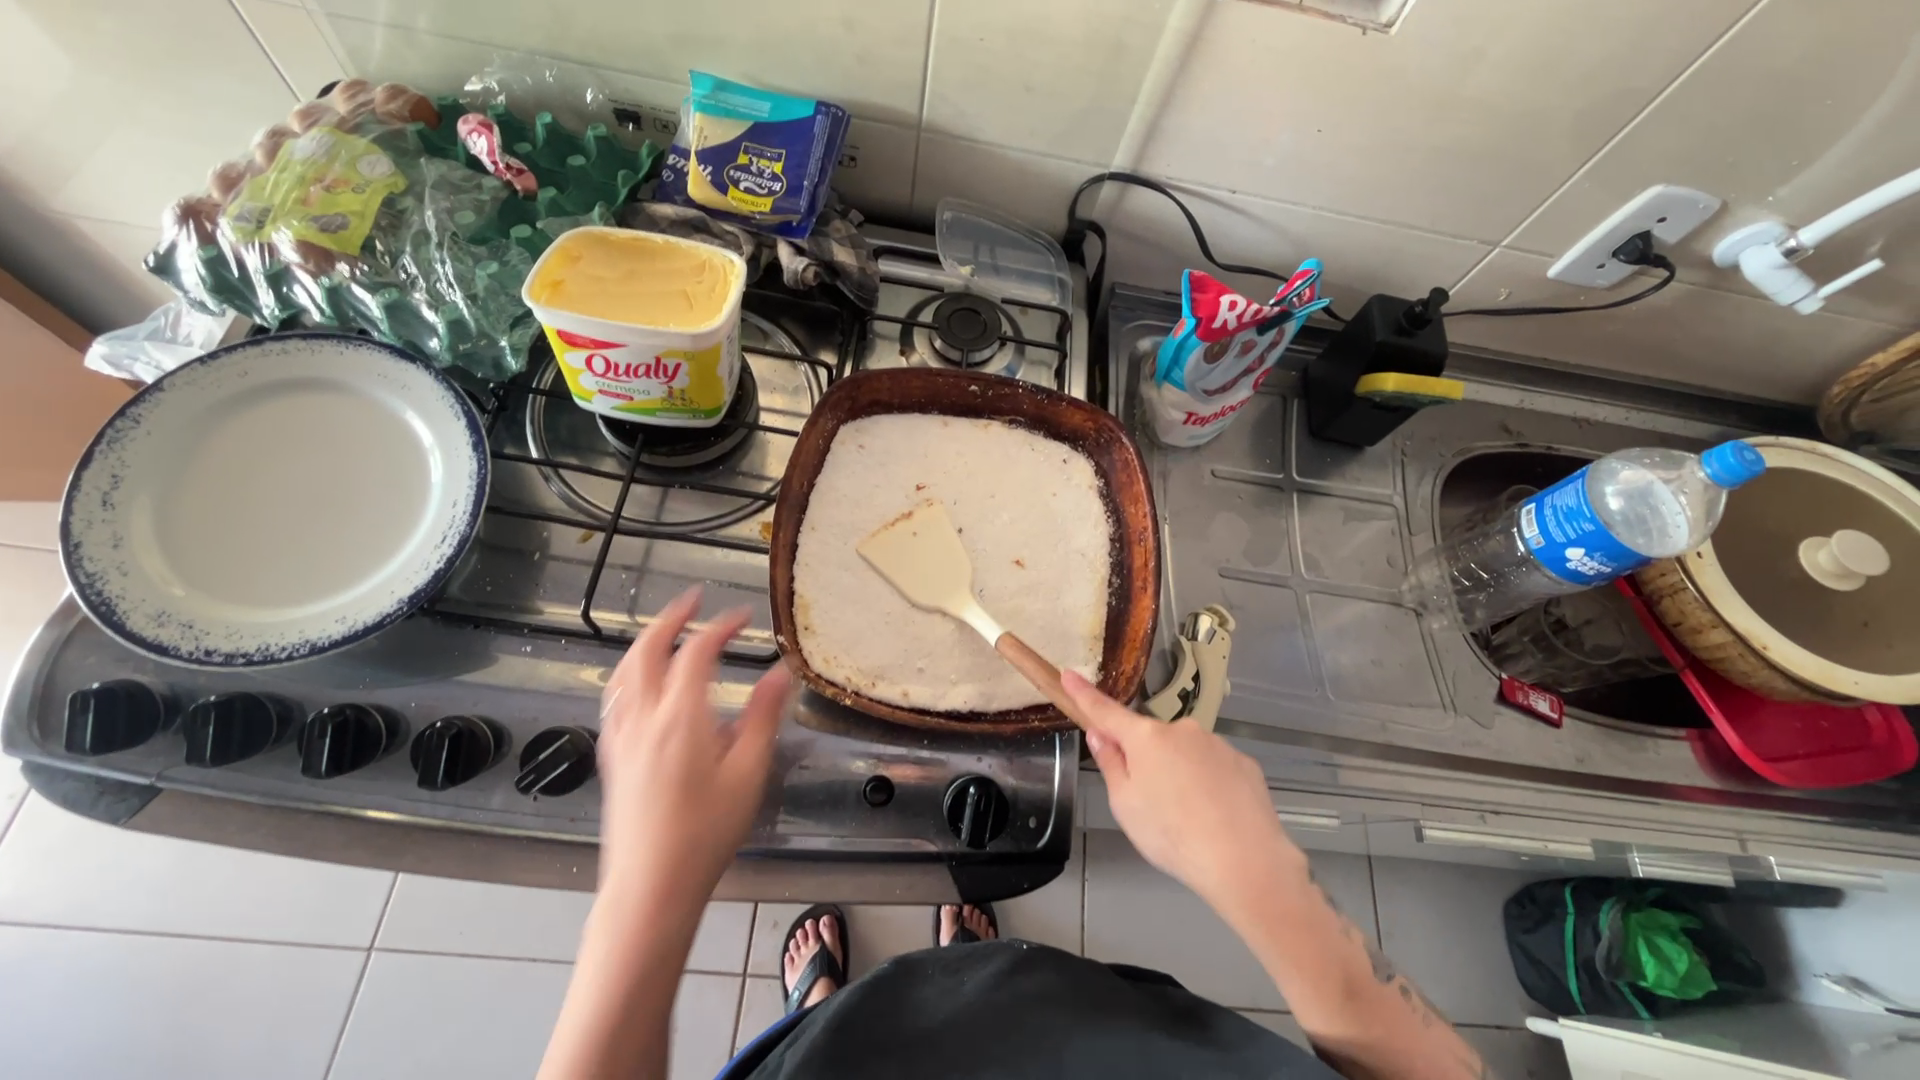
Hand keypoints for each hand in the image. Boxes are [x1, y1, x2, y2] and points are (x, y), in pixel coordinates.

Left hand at [596, 587, 792, 902]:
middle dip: (670, 618)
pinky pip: (614, 698)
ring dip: (645, 641)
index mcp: (681, 718)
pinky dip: (629, 673)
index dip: (720, 627)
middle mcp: (644, 719)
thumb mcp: (749, 774)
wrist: (651, 885)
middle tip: (693, 600)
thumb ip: (763, 717)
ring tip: (666, 630)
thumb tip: (779, 674)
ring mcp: (621, 738)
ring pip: (624, 672)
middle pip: (647, 650)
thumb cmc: (706, 832)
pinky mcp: (612, 758)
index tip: (741, 617)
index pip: (697, 653)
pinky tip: (641, 683)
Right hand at [1062, 670, 1307, 920]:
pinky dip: (1208, 785)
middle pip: (1151, 739)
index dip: (1084, 694)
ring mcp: (1217, 744)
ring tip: (1189, 819)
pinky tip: (1215, 817)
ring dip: (1180, 774)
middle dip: (1145, 760)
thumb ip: (1111, 765)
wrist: (1245, 861)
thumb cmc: (1172, 835)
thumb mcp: (1125, 805)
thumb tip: (1101, 735)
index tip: (1068, 675)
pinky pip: (1214, 768)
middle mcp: (1182, 730)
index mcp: (1146, 738)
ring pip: (1185, 754)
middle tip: (1151, 804)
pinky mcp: (1244, 763)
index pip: (1106, 710)